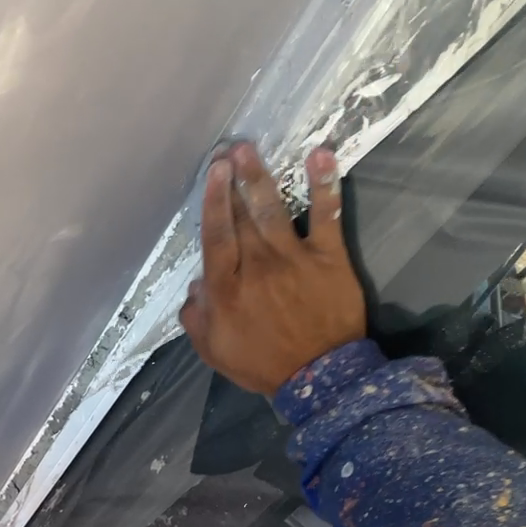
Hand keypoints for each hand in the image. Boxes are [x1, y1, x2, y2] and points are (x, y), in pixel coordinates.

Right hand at [178, 142, 365, 394]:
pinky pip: (325, 215)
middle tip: (226, 150)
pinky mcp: (328, 257)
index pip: (216, 237)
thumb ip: (198, 318)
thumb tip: (197, 287)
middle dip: (233, 181)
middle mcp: (257, 266)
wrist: (318, 376)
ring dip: (261, 176)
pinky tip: (320, 155)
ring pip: (274, 209)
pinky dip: (324, 184)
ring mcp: (294, 258)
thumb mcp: (214, 351)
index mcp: (227, 290)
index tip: (212, 174)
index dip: (213, 202)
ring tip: (250, 150)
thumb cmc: (260, 364)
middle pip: (242, 216)